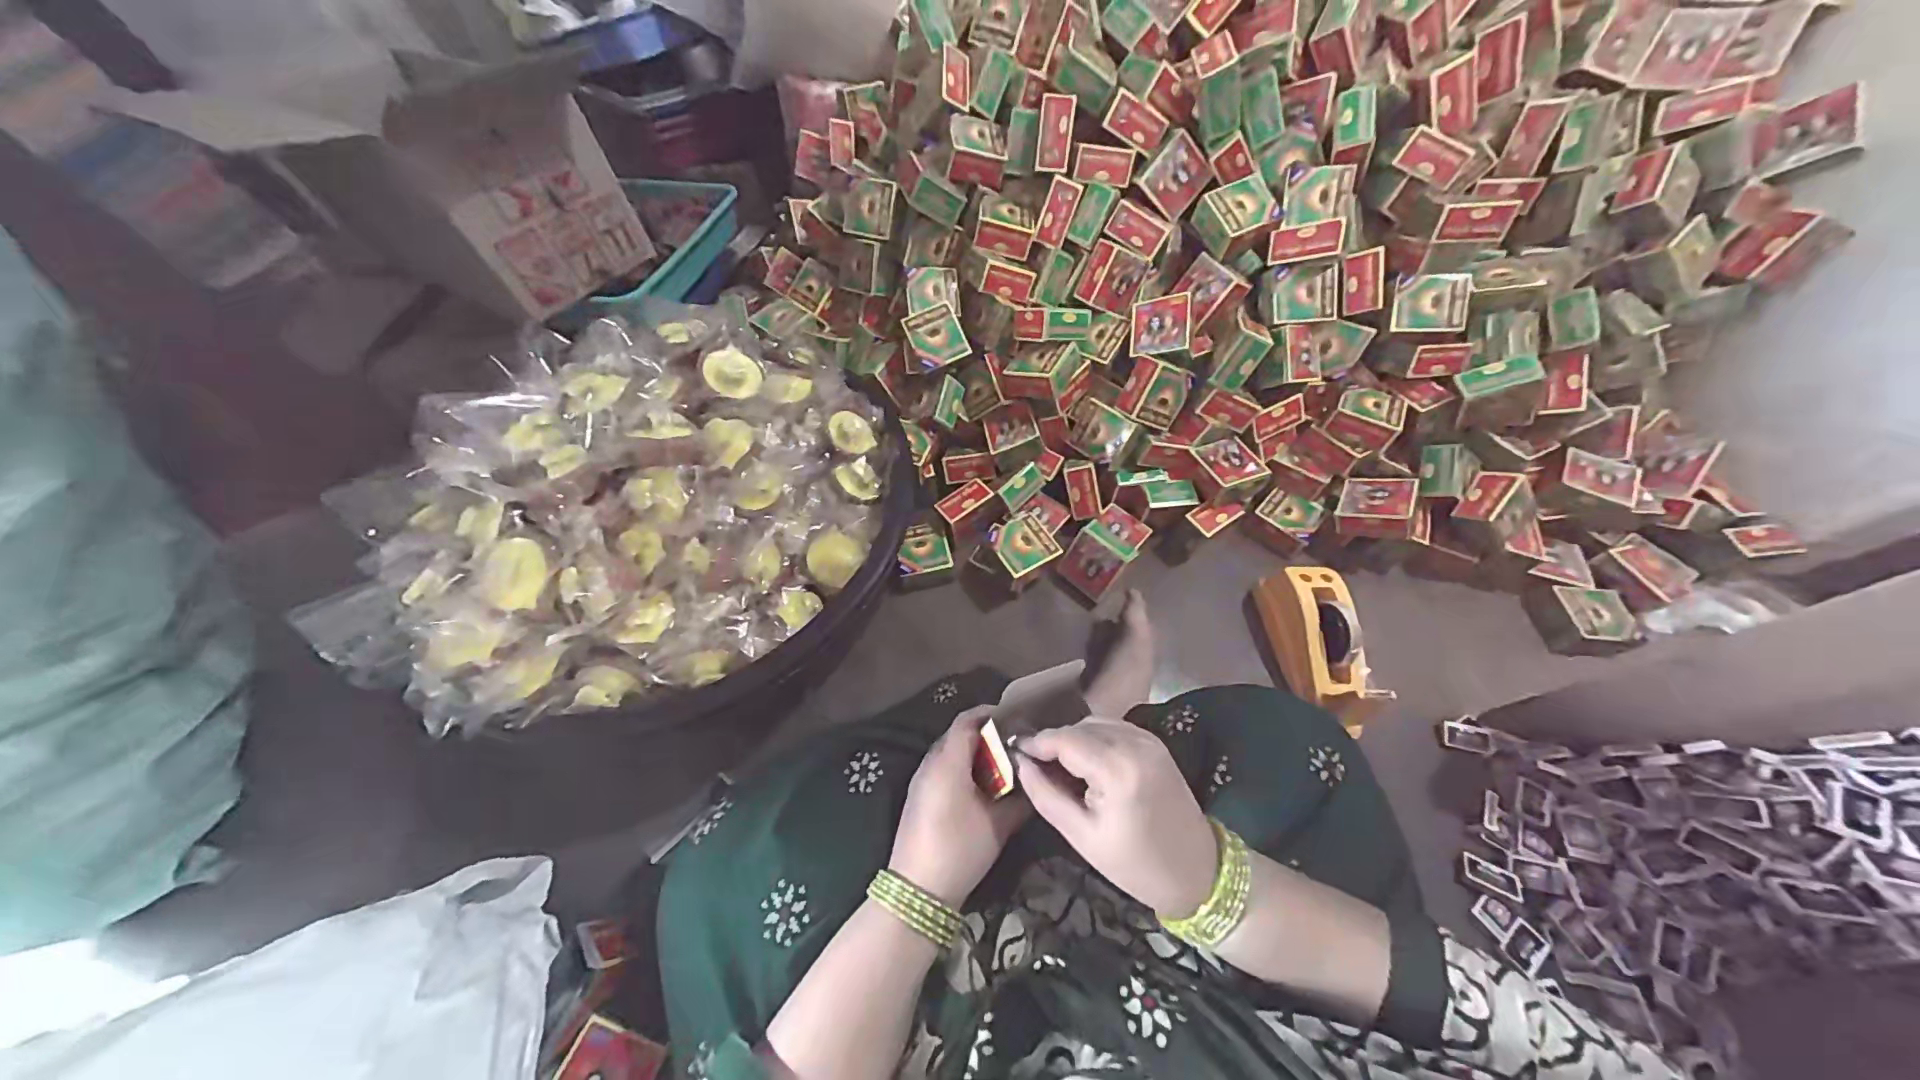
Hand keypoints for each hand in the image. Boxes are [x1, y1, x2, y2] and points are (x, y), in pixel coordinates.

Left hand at [889, 707, 1031, 906]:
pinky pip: (942, 767)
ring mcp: (920, 780)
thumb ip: (1020, 798)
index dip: (991, 714)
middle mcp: (930, 763)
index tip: (1016, 718)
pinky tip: (981, 785)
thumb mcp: (999, 825)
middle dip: (985, 732)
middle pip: (957, 734)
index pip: (967, 721)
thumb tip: (1035, 779)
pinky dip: (962, 766)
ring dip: (973, 751)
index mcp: (948, 762)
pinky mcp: (918, 796)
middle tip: (1013, 742)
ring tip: (1002, 762)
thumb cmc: (960, 850)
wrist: (917, 889)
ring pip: (949, 751)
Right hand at [1016, 719, 1217, 917]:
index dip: (1035, 743)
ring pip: (1094, 724)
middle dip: (1053, 743)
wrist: (1198, 872)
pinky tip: (1087, 764)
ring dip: (1072, 740)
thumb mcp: (1082, 836)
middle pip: (1077, 728)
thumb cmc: (1136, 864)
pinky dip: (1093, 739)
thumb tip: (1020, 762)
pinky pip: (1113, 728)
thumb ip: (1045, 795)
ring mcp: (1148, 740)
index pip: (1063, 739)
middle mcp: (1135, 743)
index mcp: (1117, 769)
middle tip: (1034, 767)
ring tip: (1058, 768)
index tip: (1014, 752)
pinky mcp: (1155, 743)